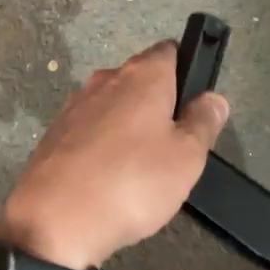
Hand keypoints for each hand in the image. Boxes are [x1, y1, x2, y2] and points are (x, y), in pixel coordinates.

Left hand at [0, 40, 229, 269]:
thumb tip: (214, 98)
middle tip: (172, 145)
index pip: (171, 50)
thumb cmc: (131, 181)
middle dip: (158, 102)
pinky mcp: (56, 130)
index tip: (194, 103)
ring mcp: (77, 102)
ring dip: (128, 124)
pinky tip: (107, 176)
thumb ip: (204, 123)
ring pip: (114, 103)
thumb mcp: (186, 158)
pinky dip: (102, 143)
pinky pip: (90, 127)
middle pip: (141, 77)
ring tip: (139, 167)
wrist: (54, 219)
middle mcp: (108, 77)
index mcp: (144, 74)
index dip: (187, 70)